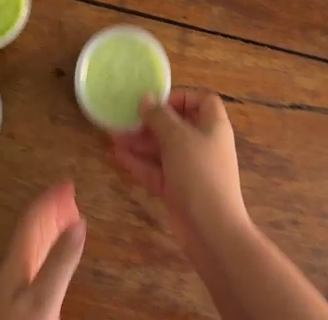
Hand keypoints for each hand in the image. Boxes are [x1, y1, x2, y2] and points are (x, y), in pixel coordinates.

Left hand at [0, 180, 85, 319]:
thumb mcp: (43, 296)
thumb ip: (61, 261)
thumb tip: (80, 222)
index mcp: (17, 260)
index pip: (31, 219)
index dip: (48, 198)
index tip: (67, 181)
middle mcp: (15, 266)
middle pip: (32, 230)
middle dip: (51, 209)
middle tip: (71, 193)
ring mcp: (17, 283)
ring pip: (34, 246)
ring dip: (51, 228)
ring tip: (68, 215)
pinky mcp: (22, 299)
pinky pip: (37, 262)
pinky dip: (50, 249)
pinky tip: (58, 254)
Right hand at [111, 88, 248, 243]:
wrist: (212, 231)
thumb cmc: (199, 173)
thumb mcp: (178, 138)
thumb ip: (159, 117)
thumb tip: (146, 99)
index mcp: (213, 126)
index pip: (202, 101)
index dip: (181, 97)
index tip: (157, 101)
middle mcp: (203, 144)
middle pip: (177, 125)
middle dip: (151, 122)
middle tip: (125, 119)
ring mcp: (191, 169)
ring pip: (163, 149)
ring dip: (140, 142)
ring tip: (114, 135)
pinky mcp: (178, 189)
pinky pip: (157, 170)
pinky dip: (140, 162)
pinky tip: (118, 155)